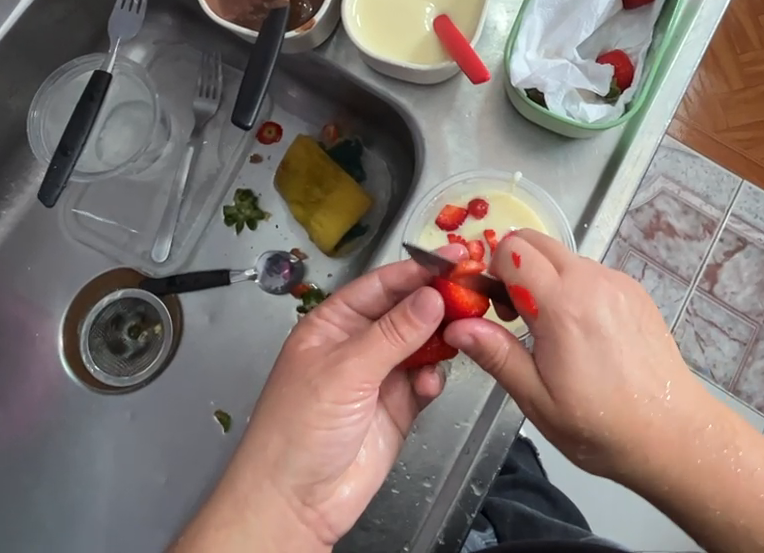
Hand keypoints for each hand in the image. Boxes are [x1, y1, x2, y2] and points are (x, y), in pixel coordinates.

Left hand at [173, 258, 449, 552]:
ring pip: (421, 344)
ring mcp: (379, 376)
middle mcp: (358, 343)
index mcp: (335, 322)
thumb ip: (393, 333)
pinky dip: (433, 379)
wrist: (294, 505)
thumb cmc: (296, 430)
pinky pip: (425, 381)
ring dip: (439, 340)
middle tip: (469, 293)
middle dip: (435, 302)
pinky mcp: (397, 408)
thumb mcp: (345, 371)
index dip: (417, 270)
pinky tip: (429, 384)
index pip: (381, 284)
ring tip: (460, 333)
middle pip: (406, 311)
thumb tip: (431, 296)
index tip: (451, 259)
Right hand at [444, 229, 710, 484]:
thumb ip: (496, 355)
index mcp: (562, 304)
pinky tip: (583, 331)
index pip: (512, 249)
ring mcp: (616, 281)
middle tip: (515, 315)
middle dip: (514, 265)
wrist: (676, 436)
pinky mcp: (633, 289)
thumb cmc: (602, 427)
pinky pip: (589, 270)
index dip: (493, 271)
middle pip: (535, 239)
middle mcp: (590, 280)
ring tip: (551, 329)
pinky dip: (573, 286)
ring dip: (544, 277)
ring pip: (562, 255)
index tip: (495, 308)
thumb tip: (455, 326)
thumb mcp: (538, 400)